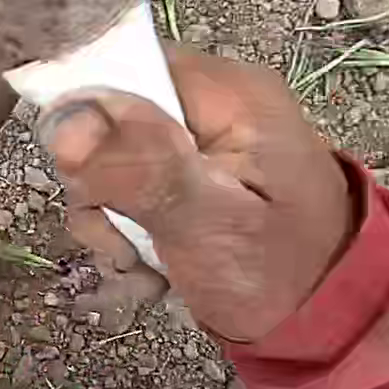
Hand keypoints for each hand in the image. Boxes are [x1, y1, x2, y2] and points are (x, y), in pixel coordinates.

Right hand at [39, 46, 355, 341]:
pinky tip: (150, 265)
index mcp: (229, 93)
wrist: (324, 323)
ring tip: (143, 264)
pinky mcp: (193, 176)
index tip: (96, 186)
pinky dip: (129, 231)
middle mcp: (213, 105)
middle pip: (112, 119)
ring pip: (113, 161)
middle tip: (127, 243)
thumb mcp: (210, 224)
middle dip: (103, 189)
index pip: (124, 65)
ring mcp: (203, 142)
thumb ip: (143, 169)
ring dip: (113, 221)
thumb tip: (64, 119)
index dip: (89, 122)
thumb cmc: (278, 274)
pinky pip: (132, 188)